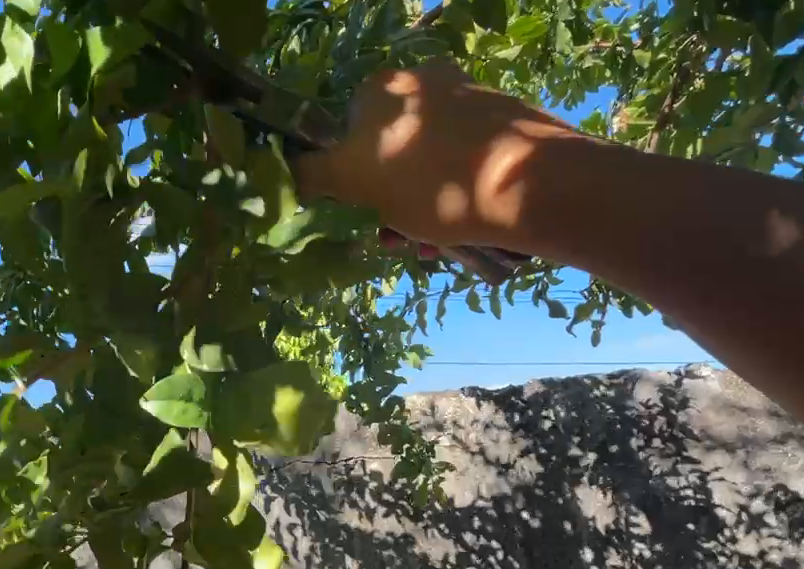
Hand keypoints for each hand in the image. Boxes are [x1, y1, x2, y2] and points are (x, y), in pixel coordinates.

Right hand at [294, 61, 579, 250]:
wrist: (525, 185)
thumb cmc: (425, 183)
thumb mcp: (348, 182)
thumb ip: (305, 175)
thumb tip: (278, 174)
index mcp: (380, 90)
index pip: (341, 139)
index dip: (341, 185)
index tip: (354, 218)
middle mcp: (421, 85)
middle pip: (381, 160)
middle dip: (380, 207)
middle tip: (390, 240)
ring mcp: (463, 102)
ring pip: (418, 172)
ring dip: (411, 215)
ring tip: (422, 248)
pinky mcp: (498, 127)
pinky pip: (454, 172)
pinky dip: (445, 206)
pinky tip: (449, 238)